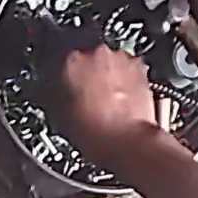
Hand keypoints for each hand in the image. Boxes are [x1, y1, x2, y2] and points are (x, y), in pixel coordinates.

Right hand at [57, 45, 168, 167]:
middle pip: (89, 58)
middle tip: (85, 96)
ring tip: (105, 101)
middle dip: (87, 74)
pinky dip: (124, 80)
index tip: (65, 86)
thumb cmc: (96, 132)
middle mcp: (98, 54)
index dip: (64, 76)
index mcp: (73, 62)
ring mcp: (122, 60)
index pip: (63, 60)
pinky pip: (127, 69)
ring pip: (110, 62)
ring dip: (107, 75)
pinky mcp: (141, 70)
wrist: (127, 142)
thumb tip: (56, 93)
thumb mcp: (60, 115)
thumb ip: (56, 95)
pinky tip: (120, 99)